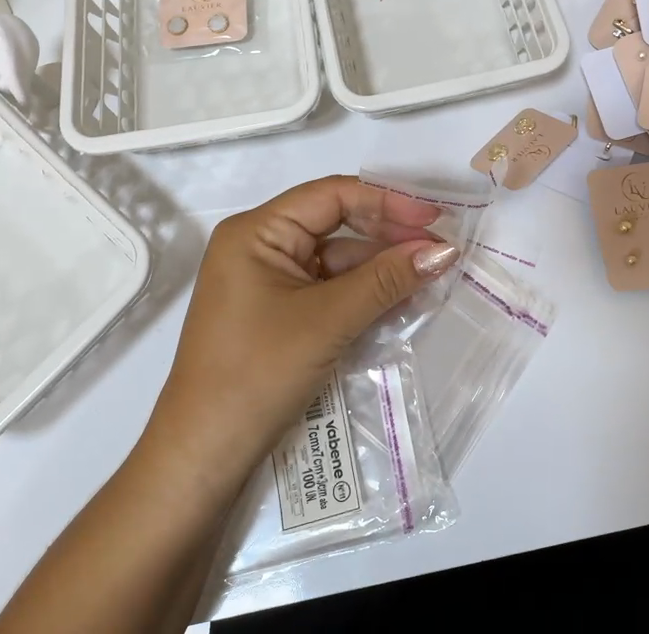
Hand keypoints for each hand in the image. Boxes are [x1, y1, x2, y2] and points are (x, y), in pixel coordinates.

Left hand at [143, 175, 457, 491]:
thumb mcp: (328, 321)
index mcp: (256, 231)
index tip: (437, 217)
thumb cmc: (258, 373)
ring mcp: (265, 281)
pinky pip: (326, 289)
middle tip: (439, 249)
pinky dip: (362, 294)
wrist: (204, 453)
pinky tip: (399, 301)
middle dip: (387, 235)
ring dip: (379, 268)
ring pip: (334, 259)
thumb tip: (444, 249)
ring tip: (429, 277)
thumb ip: (386, 280)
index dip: (388, 201)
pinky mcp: (276, 314)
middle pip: (334, 223)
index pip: (331, 195)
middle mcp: (258, 246)